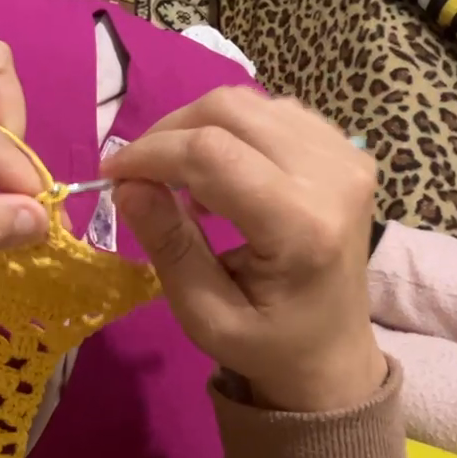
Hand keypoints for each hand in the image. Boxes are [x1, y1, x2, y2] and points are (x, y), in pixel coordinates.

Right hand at [102, 88, 385, 412]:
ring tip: (170, 176)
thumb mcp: (203, 314)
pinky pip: (270, 112)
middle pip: (229, 111)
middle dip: (165, 135)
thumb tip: (125, 185)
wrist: (331, 354)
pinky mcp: (345, 151)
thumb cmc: (264, 344)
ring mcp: (347, 157)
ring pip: (247, 103)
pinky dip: (226, 131)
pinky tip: (212, 172)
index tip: (109, 175)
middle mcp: (334, 178)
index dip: (149, 154)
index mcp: (302, 227)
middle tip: (133, 174)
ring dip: (193, 129)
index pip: (211, 154)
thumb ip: (169, 245)